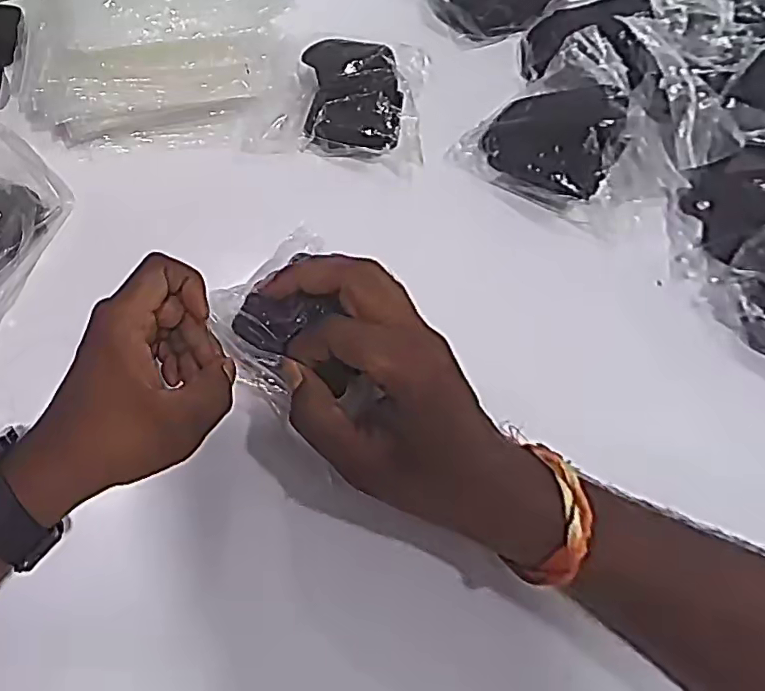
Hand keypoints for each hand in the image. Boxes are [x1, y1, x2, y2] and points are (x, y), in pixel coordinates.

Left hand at [2, 253, 234, 526]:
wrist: (65, 460)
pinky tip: (175, 392)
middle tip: (204, 370)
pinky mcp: (112, 354)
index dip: (193, 289)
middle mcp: (114, 320)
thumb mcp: (181, 420)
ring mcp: (112, 337)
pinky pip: (150, 340)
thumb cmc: (104, 439)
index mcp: (123, 319)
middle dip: (195, 333)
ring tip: (190, 388)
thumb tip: (223, 370)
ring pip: (162, 322)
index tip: (203, 323)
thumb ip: (216, 387)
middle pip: (168, 299)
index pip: (163, 269)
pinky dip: (170, 360)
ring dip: (185, 350)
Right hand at [264, 256, 563, 567]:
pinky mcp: (417, 336)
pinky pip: (373, 292)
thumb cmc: (435, 482)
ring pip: (366, 275)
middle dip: (303, 276)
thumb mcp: (360, 463)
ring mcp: (420, 332)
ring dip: (320, 276)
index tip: (294, 374)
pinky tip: (314, 311)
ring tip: (284, 294)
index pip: (336, 332)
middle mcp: (415, 338)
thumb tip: (291, 370)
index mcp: (405, 366)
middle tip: (267, 294)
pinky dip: (337, 289)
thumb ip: (314, 414)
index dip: (303, 350)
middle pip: (355, 276)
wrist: (496, 489)